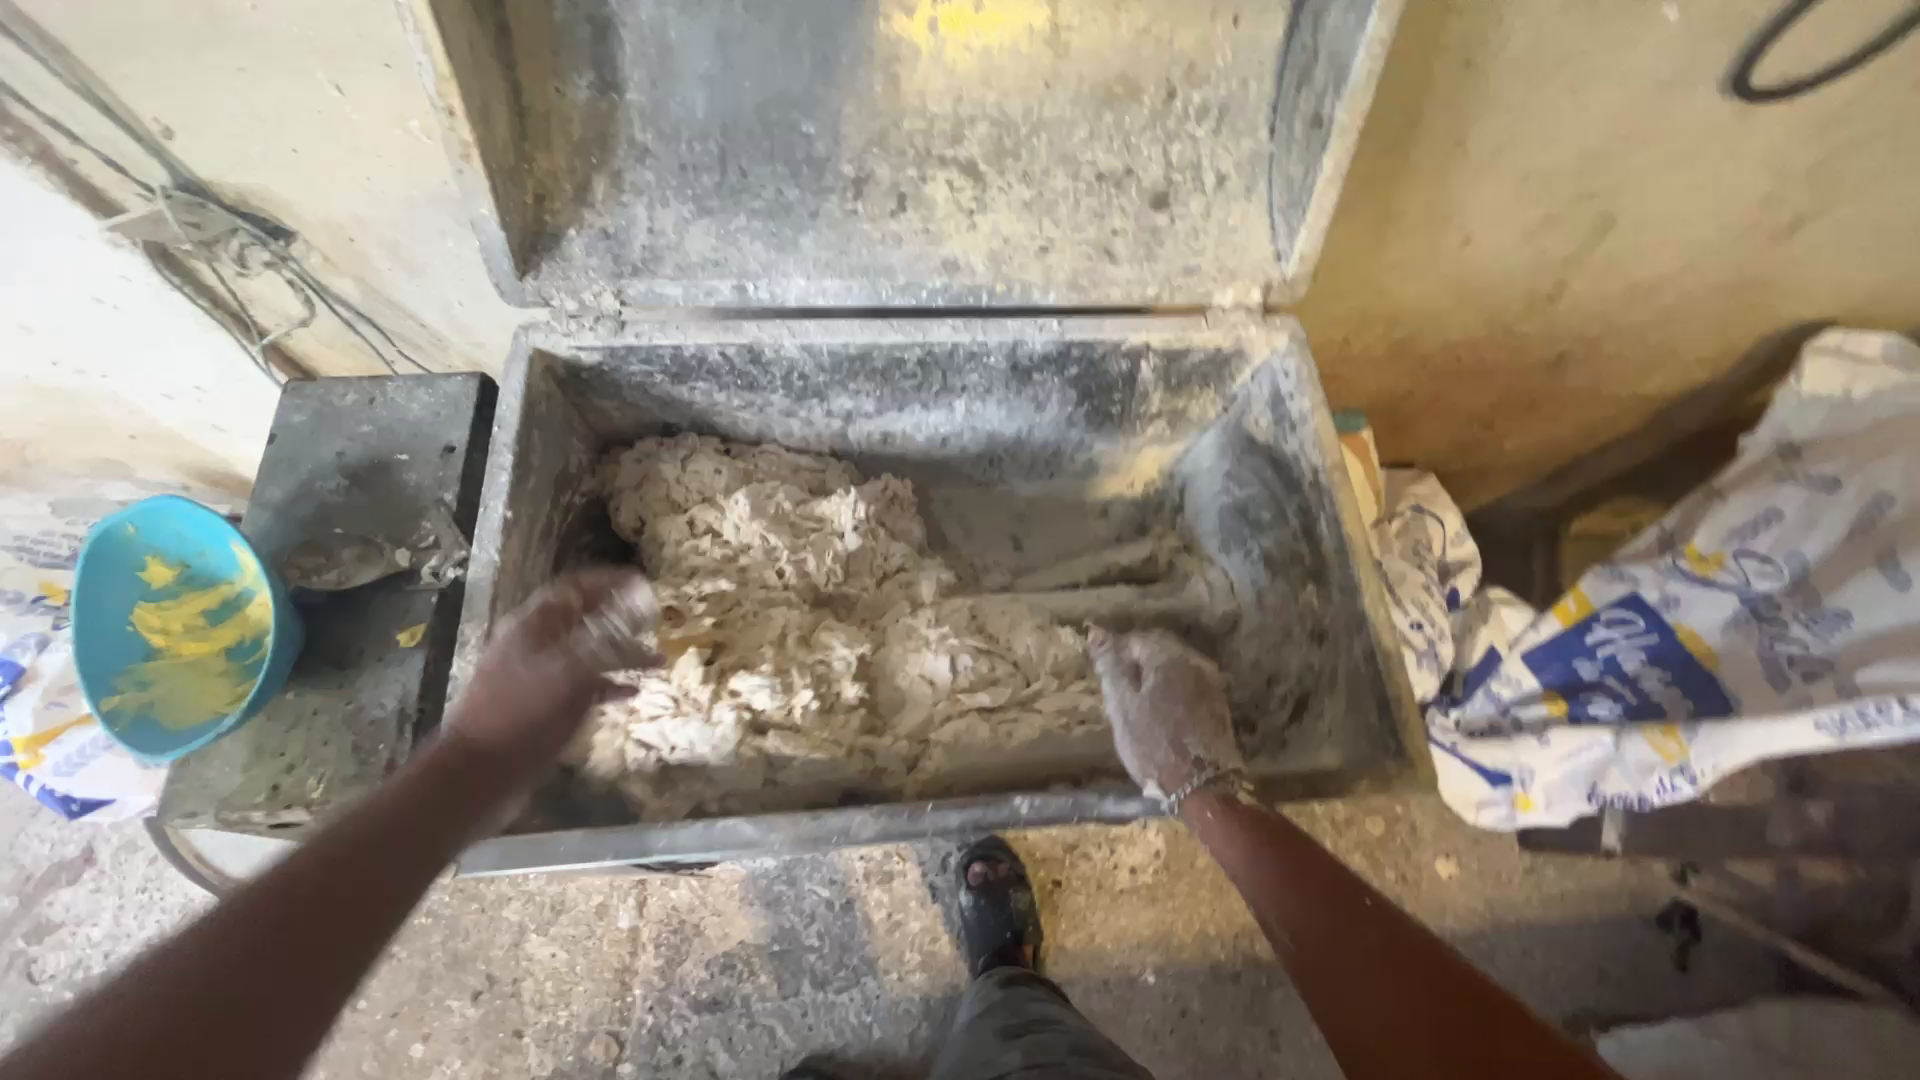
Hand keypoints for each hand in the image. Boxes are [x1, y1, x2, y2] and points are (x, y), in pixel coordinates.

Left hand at [442, 568, 661, 766]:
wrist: (480, 773)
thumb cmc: (520, 713)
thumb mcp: (568, 670)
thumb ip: (606, 638)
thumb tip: (641, 606)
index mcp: (534, 627)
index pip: (574, 589)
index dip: (608, 581)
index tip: (643, 581)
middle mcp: (540, 645)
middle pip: (586, 619)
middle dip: (622, 617)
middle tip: (655, 618)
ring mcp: (546, 675)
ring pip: (592, 653)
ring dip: (624, 653)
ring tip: (656, 658)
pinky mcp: (552, 704)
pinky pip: (590, 686)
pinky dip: (614, 685)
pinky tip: (635, 691)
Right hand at [1087, 626, 1242, 801]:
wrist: (1201, 786)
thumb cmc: (1152, 744)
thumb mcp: (1121, 704)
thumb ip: (1110, 665)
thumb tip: (1096, 630)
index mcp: (1168, 656)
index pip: (1135, 640)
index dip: (1115, 657)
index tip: (1106, 681)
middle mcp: (1194, 661)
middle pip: (1158, 651)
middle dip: (1136, 666)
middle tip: (1119, 694)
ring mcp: (1210, 683)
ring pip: (1174, 669)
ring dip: (1154, 680)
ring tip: (1138, 706)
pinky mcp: (1218, 704)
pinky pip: (1187, 686)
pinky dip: (1171, 693)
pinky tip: (1162, 715)